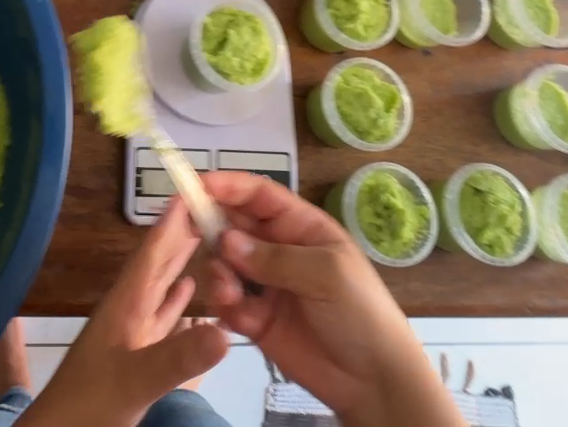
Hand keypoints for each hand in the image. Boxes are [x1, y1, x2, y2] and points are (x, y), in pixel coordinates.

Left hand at [18, 201, 228, 426]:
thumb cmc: (90, 403)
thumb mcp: (136, 380)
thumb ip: (178, 357)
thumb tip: (226, 331)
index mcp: (126, 304)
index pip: (151, 253)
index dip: (170, 222)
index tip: (190, 190)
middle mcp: (128, 309)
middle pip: (156, 262)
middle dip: (180, 234)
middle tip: (209, 207)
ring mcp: (129, 331)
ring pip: (159, 285)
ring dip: (179, 261)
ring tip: (203, 237)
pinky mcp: (134, 353)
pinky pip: (160, 315)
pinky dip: (176, 299)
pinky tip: (188, 291)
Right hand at [200, 172, 462, 426]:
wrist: (374, 382)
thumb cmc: (361, 312)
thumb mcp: (327, 274)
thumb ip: (274, 257)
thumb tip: (226, 240)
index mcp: (299, 225)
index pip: (257, 195)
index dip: (226, 185)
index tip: (194, 185)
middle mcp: (277, 248)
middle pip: (232, 224)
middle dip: (211, 227)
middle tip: (192, 234)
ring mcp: (264, 283)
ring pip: (222, 262)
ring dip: (217, 270)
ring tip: (227, 290)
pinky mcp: (255, 318)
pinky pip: (227, 300)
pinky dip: (223, 302)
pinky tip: (234, 312)